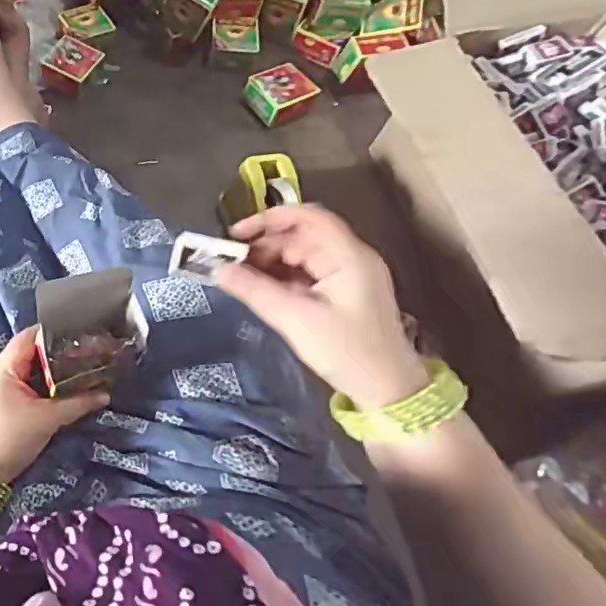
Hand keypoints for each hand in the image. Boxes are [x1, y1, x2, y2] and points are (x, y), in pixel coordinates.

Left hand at [0, 326, 108, 481]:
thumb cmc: (12, 437)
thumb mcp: (47, 419)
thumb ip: (78, 403)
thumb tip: (105, 394)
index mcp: (5, 366)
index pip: (31, 336)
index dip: (56, 333)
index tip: (82, 334)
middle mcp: (2, 369)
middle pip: (34, 350)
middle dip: (61, 351)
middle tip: (89, 352)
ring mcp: (3, 385)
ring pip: (34, 367)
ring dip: (56, 368)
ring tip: (85, 366)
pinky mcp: (8, 399)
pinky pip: (31, 382)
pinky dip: (48, 382)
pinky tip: (69, 385)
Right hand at [215, 205, 429, 407]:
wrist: (387, 388)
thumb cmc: (346, 351)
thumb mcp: (295, 320)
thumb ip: (255, 290)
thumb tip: (218, 269)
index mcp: (348, 256)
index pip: (308, 217)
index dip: (269, 218)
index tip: (235, 234)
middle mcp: (350, 258)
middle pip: (302, 236)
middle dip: (264, 244)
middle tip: (230, 261)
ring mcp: (347, 275)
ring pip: (302, 255)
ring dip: (270, 261)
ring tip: (239, 275)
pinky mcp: (342, 293)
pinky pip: (307, 274)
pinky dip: (282, 277)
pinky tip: (259, 287)